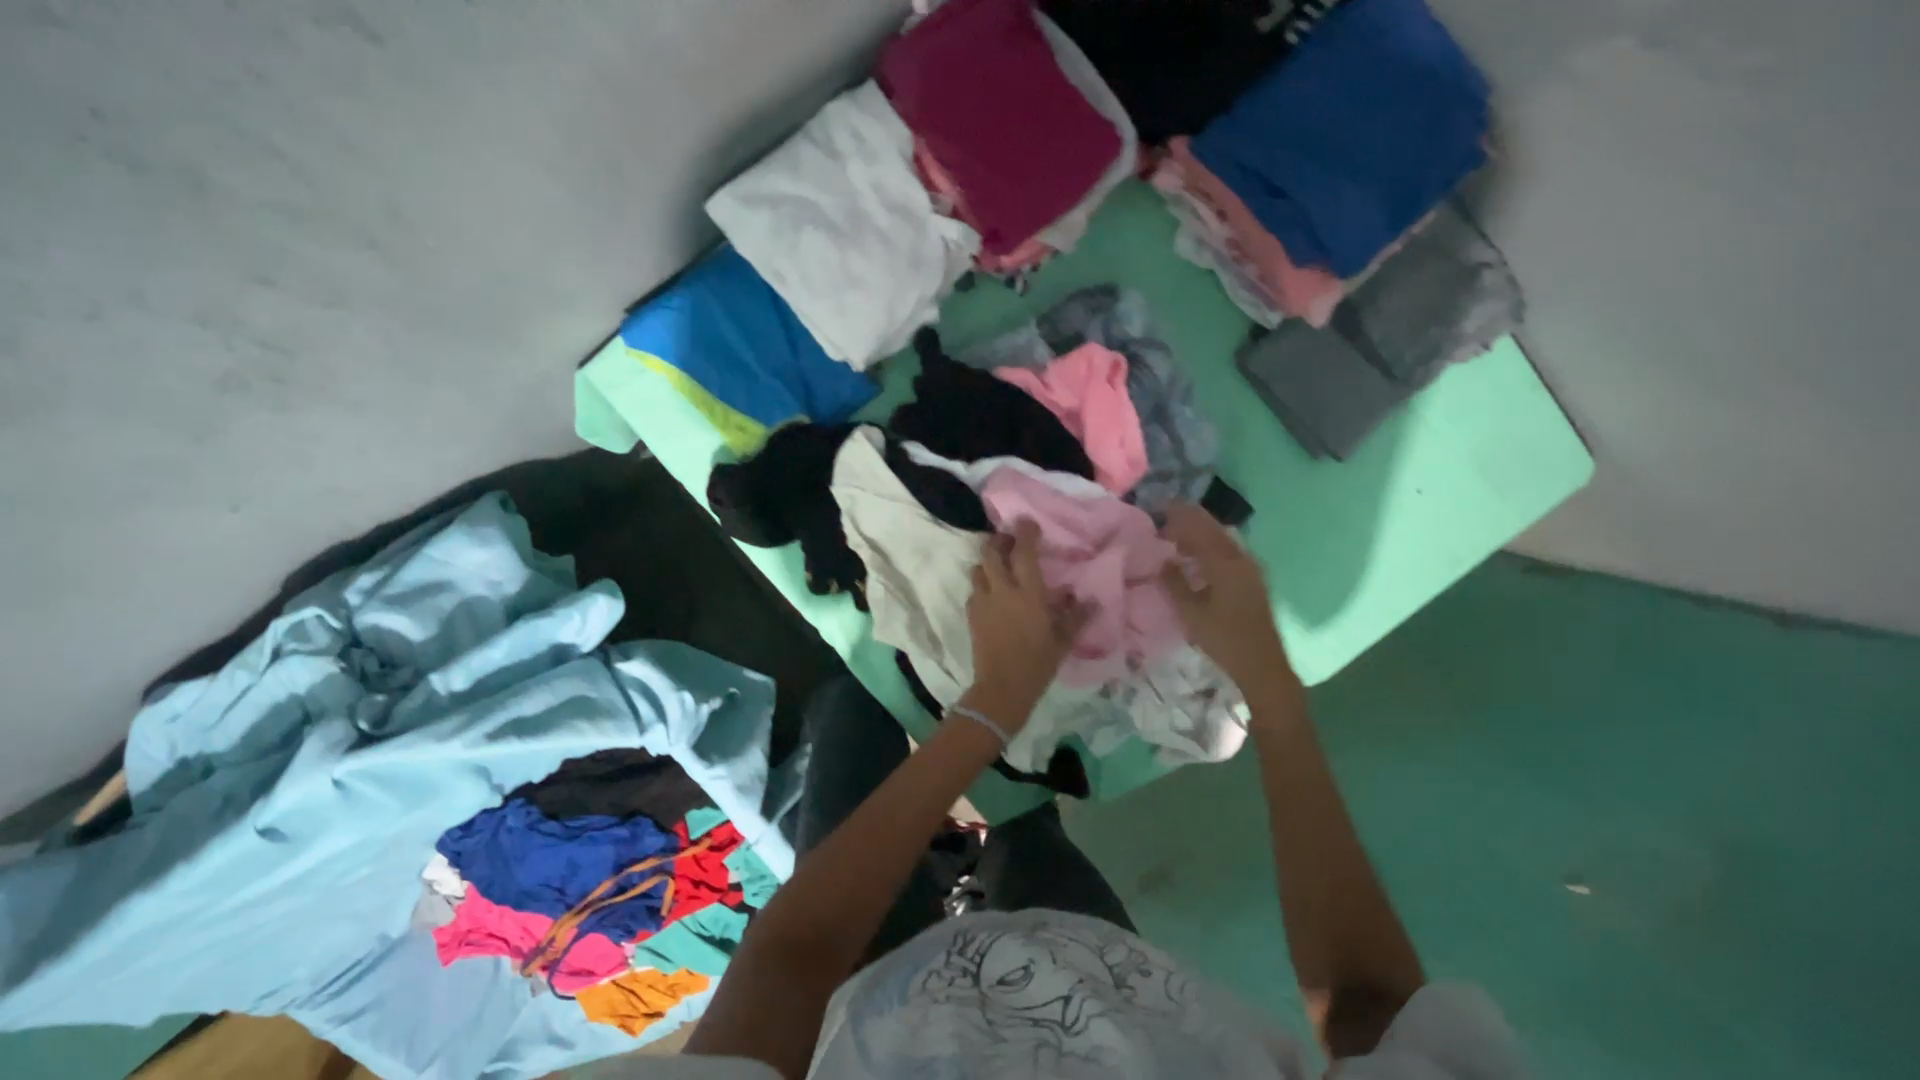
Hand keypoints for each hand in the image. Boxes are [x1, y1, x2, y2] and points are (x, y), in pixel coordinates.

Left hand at [965, 520, 1092, 730]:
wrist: (1002, 688)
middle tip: (1010, 540)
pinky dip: (982, 584)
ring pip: (978, 569)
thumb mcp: (1063, 641)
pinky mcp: (971, 615)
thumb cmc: (1038, 664)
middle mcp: (1002, 591)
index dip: (1025, 533)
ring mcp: (983, 602)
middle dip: (999, 541)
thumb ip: (1076, 616)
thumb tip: (1089, 599)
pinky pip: (974, 590)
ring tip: (999, 565)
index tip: (1028, 522)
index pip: (1023, 551)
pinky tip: (992, 593)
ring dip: (987, 562)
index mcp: (1028, 593)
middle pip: (991, 552)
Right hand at [1159, 502, 1293, 691]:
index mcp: (1224, 562)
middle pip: (1213, 529)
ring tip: (1177, 538)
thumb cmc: (1223, 639)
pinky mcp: (1253, 580)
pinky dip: (1210, 548)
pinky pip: (1228, 553)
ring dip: (1200, 535)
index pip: (1198, 527)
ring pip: (1222, 540)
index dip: (1179, 515)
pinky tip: (1198, 560)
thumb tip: (1164, 561)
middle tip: (1166, 519)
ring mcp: (1250, 568)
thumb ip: (1174, 583)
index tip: (1160, 508)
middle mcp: (1240, 558)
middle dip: (1190, 521)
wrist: (1262, 664)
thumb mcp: (1190, 612)